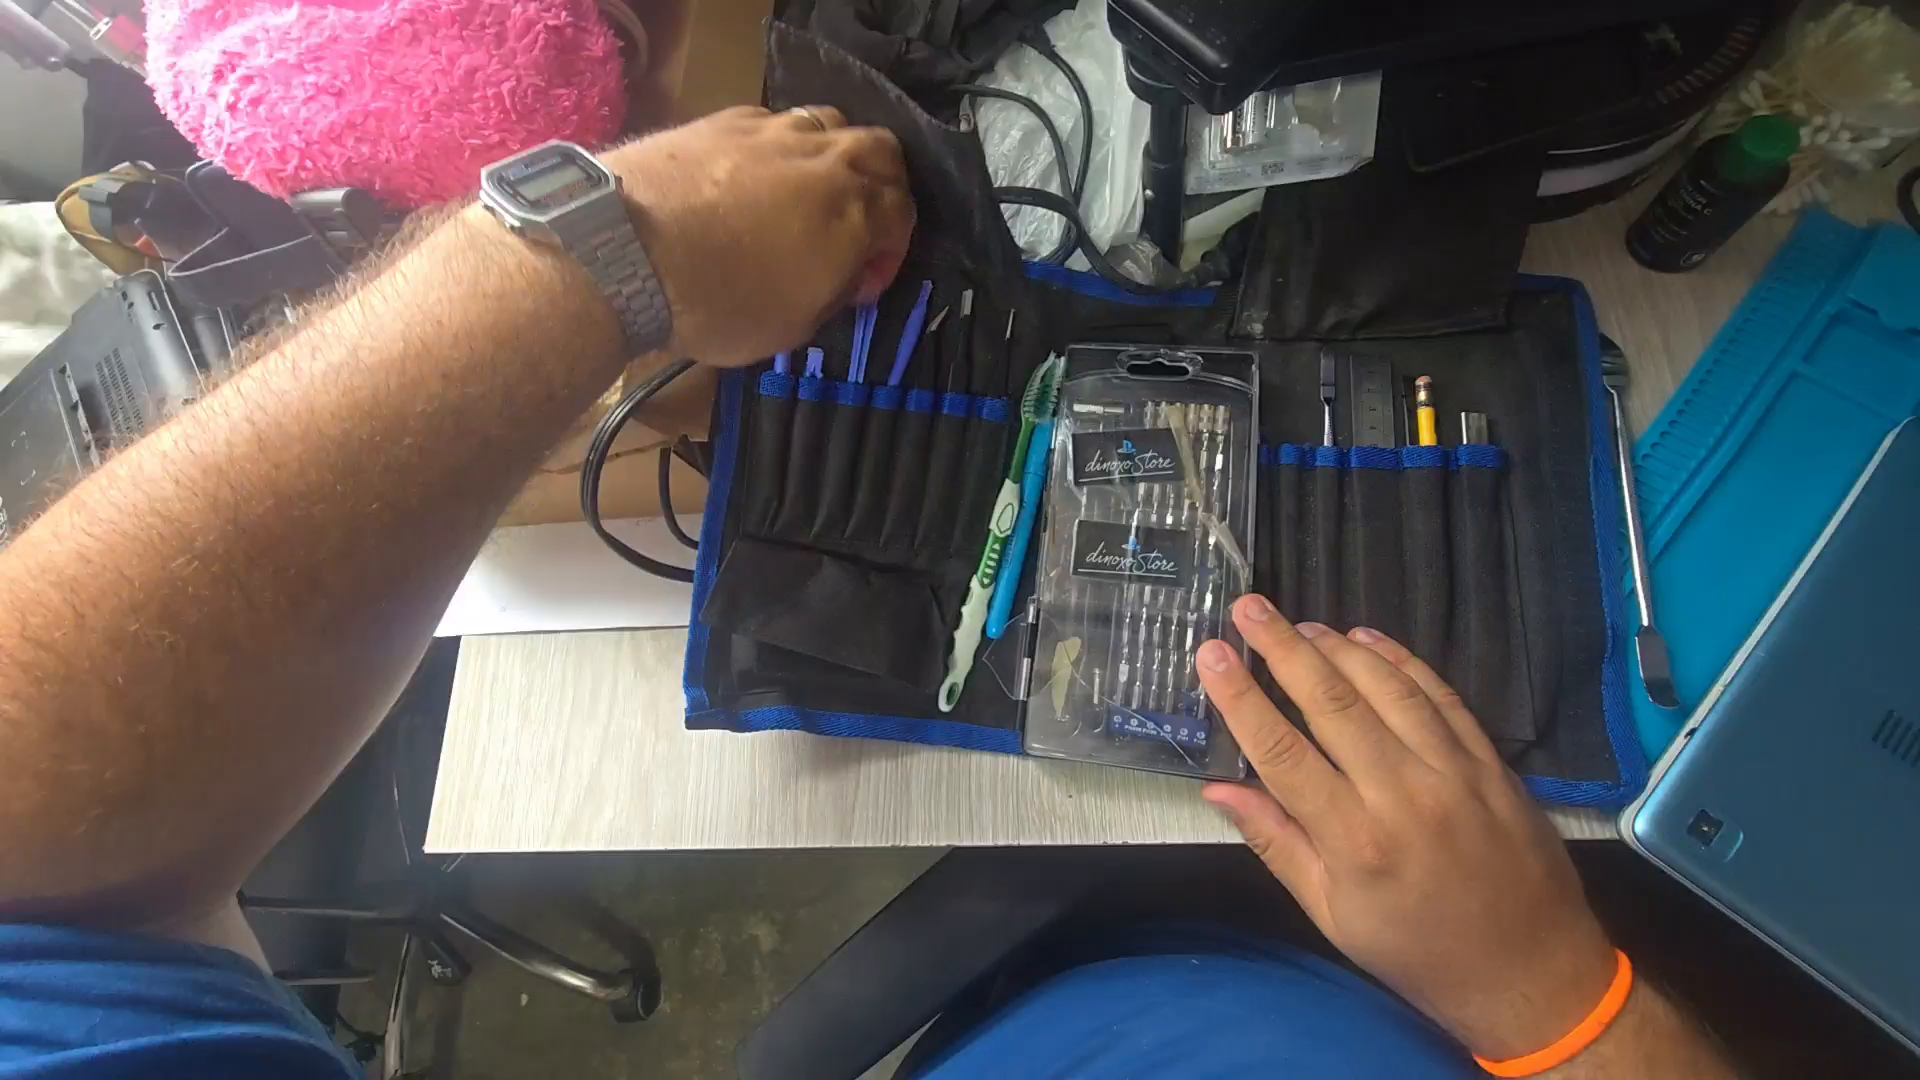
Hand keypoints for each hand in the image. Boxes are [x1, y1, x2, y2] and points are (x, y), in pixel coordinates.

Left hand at [602, 106, 913, 366]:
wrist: (625, 252)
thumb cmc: (720, 304)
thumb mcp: (794, 325)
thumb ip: (833, 292)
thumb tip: (842, 275)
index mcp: (853, 214)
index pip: (904, 214)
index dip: (892, 253)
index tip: (862, 284)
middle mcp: (826, 160)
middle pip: (884, 153)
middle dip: (883, 191)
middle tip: (858, 228)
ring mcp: (776, 130)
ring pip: (834, 125)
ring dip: (838, 160)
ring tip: (812, 197)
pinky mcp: (729, 118)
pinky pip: (780, 123)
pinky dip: (787, 150)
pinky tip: (761, 180)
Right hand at [1195, 595, 1617, 1061]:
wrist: (1535, 977)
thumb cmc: (1414, 948)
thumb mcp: (1330, 912)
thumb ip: (1274, 841)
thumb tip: (1214, 789)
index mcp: (1355, 840)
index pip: (1281, 752)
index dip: (1240, 697)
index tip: (1211, 653)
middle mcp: (1402, 795)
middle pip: (1331, 703)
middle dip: (1282, 647)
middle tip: (1248, 606)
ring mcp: (1455, 773)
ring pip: (1387, 688)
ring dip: (1336, 647)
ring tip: (1298, 621)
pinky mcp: (1491, 763)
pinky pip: (1441, 696)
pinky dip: (1401, 659)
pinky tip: (1366, 636)